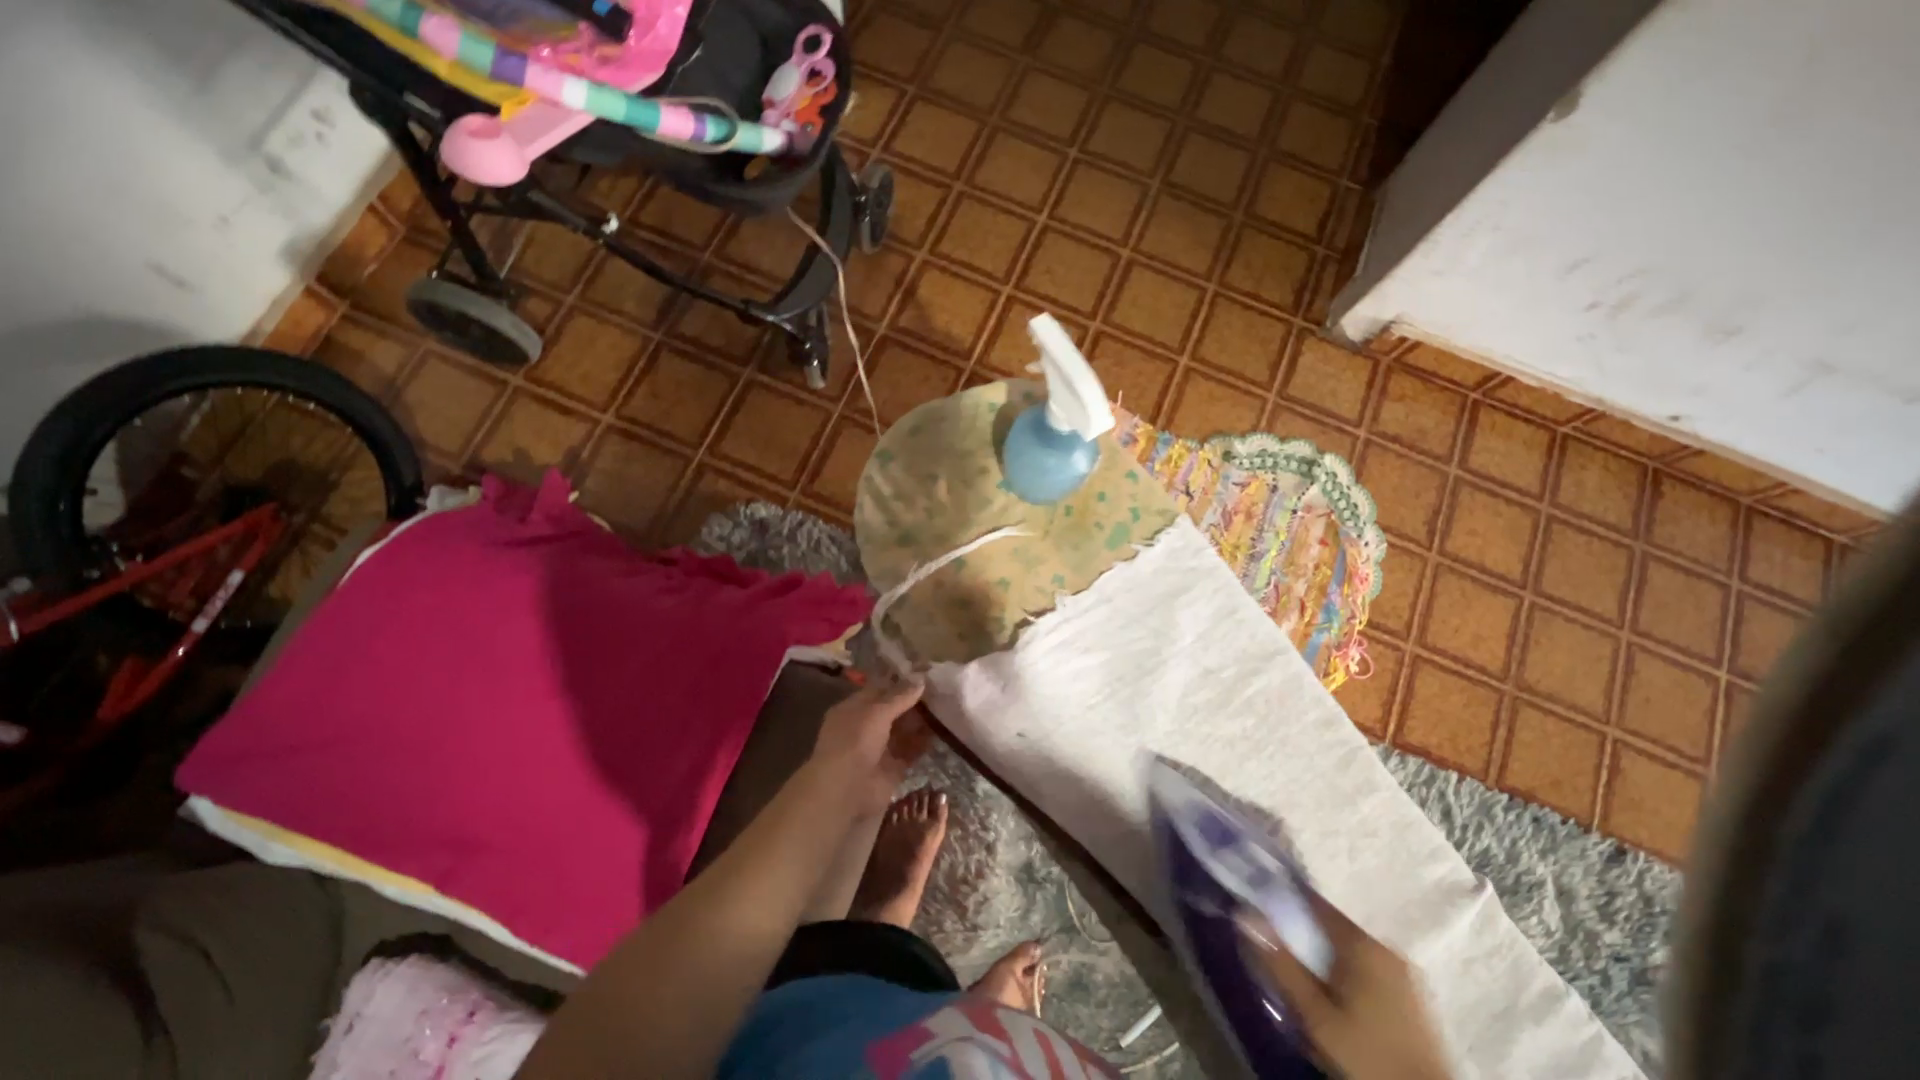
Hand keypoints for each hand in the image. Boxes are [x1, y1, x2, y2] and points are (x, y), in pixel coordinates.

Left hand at [809, 679, 932, 814]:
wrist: (845, 789)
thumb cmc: (855, 741)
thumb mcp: (876, 711)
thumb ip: (899, 696)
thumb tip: (920, 679)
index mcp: (854, 709)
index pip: (879, 690)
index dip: (900, 682)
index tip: (925, 674)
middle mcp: (865, 727)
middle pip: (894, 711)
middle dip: (914, 702)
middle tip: (942, 690)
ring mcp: (879, 748)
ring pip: (904, 731)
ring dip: (921, 722)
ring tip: (946, 708)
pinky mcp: (892, 768)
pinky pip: (911, 751)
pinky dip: (924, 743)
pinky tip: (943, 732)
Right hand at [1237, 899, 1454, 1079]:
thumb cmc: (1363, 1053)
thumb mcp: (1313, 1013)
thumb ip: (1280, 963)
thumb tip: (1246, 915)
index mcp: (1361, 944)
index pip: (1314, 903)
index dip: (1285, 903)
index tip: (1260, 913)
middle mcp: (1385, 946)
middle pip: (1331, 929)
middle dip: (1305, 943)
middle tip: (1283, 968)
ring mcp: (1402, 969)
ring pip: (1349, 951)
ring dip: (1326, 962)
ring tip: (1308, 992)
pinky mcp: (1411, 990)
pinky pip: (1367, 967)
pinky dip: (1347, 975)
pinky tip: (1338, 1004)